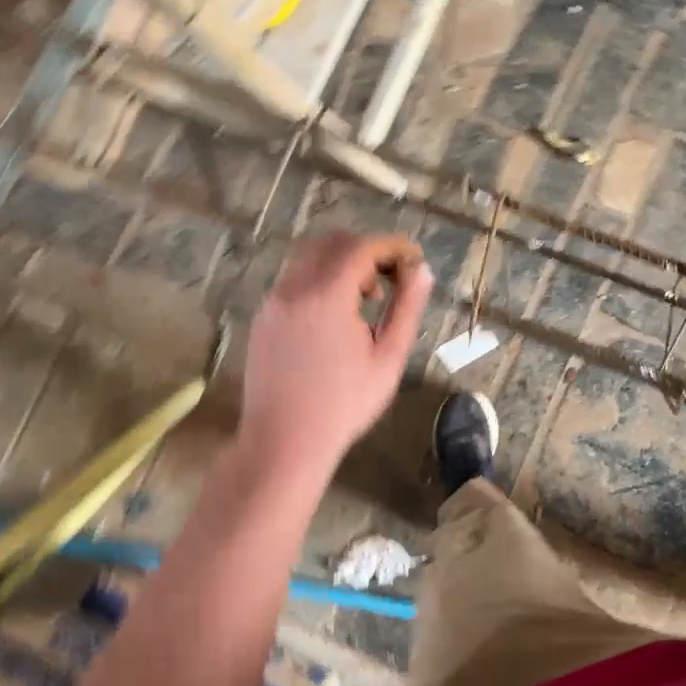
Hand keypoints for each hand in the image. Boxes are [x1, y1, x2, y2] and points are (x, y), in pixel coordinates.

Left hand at [241, 232, 431, 467]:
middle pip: (333, 243)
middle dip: (367, 251)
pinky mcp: (263, 317)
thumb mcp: (388, 359)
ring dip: (342, 263)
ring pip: (309, 258)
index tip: (414, 260)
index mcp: (327, 297)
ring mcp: (273, 302)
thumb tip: (422, 271)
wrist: (284, 442)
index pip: (362, 248)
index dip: (393, 247)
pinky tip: (337, 314)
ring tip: (367, 297)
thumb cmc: (344, 405)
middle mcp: (295, 290)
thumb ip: (406, 308)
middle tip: (393, 277)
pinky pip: (294, 279)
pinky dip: (320, 280)